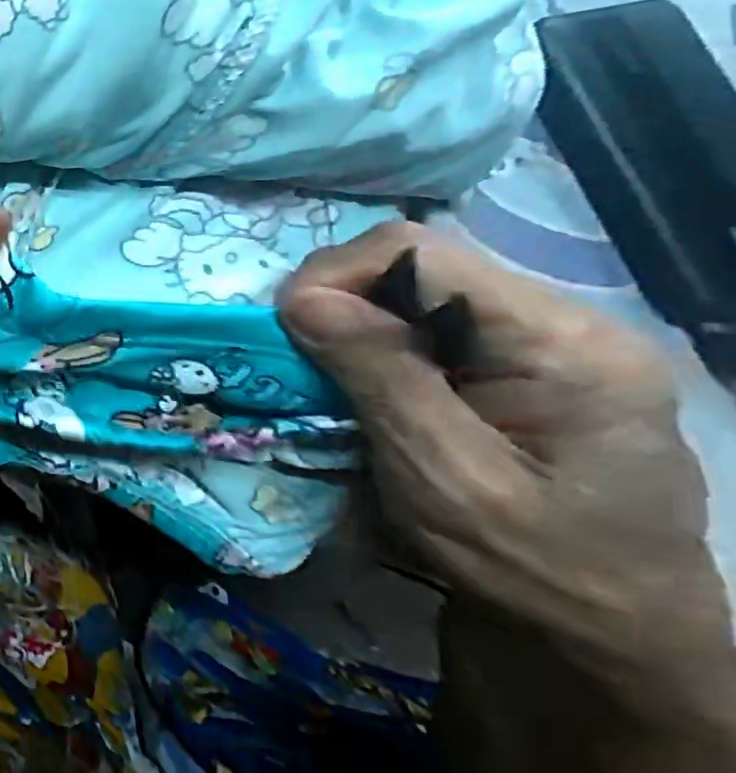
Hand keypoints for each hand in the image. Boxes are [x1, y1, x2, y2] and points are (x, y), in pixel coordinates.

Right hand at [280, 221, 735, 763]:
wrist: (601, 636)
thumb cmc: (532, 568)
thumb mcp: (446, 478)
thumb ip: (381, 376)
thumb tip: (301, 297)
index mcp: (566, 344)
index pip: (417, 252)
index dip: (332, 276)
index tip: (286, 331)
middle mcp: (563, 321)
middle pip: (412, 260)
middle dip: (335, 298)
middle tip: (298, 357)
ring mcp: (543, 338)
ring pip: (408, 285)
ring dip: (348, 319)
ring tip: (324, 371)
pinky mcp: (517, 359)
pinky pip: (421, 316)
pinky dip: (369, 336)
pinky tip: (361, 378)